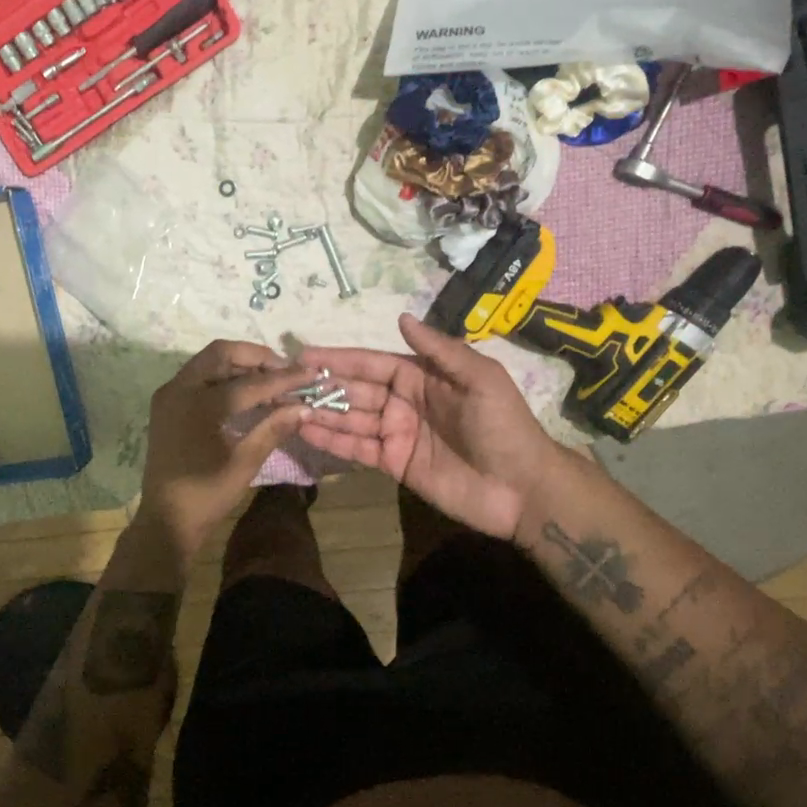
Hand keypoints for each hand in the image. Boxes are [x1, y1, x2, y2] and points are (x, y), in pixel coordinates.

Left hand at [137, 340, 315, 556]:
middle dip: (256, 358)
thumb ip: (273, 429)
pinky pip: (198, 378)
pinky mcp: (167, 405)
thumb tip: (304, 407)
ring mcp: (169, 396)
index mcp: (198, 405)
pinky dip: (223, 378)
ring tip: (270, 380)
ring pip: (208, 363)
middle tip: (284, 371)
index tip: (309, 375)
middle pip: (221, 354)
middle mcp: (179, 390)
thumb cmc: (205, 495)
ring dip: (239, 366)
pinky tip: (247, 393)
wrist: (166, 520)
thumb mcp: (244, 462)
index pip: (249, 383)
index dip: (282, 379)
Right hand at [298, 314, 559, 537]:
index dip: (340, 359)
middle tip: (283, 382)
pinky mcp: (394, 464)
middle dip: (322, 385)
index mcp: (422, 377)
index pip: (372, 364)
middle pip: (355, 390)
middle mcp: (404, 402)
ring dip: (320, 412)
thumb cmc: (504, 426)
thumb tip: (401, 318)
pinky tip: (305, 431)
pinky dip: (332, 441)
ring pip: (351, 419)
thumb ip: (440, 350)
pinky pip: (357, 449)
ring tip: (285, 407)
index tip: (306, 354)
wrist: (522, 488)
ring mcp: (397, 434)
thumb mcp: (480, 378)